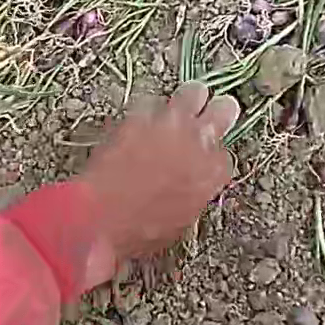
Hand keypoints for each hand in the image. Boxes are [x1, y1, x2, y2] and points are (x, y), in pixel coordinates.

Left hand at [80, 81, 237, 263]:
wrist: (99, 217)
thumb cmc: (140, 230)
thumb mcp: (181, 220)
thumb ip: (193, 194)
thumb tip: (188, 186)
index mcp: (213, 172)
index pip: (225, 154)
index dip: (213, 155)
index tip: (205, 158)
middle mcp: (199, 142)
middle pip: (223, 111)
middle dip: (220, 110)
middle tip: (215, 109)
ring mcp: (170, 124)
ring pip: (191, 94)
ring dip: (190, 98)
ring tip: (186, 100)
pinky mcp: (140, 115)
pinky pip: (151, 102)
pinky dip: (150, 109)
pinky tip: (145, 117)